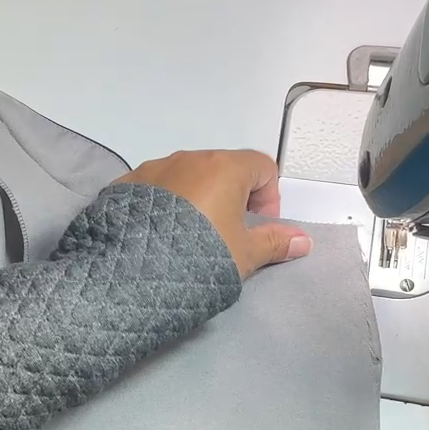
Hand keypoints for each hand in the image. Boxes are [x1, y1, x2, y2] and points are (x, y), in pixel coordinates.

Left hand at [118, 150, 310, 278]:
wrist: (133, 270)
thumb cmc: (197, 256)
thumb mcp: (243, 254)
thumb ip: (275, 243)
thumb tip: (302, 240)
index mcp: (224, 167)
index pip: (262, 166)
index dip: (269, 196)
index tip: (259, 225)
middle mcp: (188, 159)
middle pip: (223, 169)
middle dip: (232, 196)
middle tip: (227, 232)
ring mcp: (153, 169)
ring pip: (187, 177)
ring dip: (196, 198)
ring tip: (190, 236)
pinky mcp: (126, 185)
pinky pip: (155, 188)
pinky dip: (164, 204)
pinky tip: (159, 234)